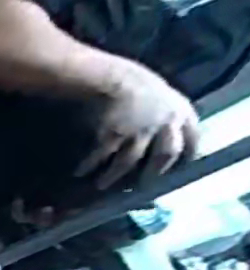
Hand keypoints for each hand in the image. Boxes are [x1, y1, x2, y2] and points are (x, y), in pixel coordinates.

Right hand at [79, 62, 200, 188]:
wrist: (110, 80)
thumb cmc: (135, 91)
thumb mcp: (164, 102)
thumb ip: (168, 121)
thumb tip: (164, 144)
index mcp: (182, 116)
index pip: (192, 144)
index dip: (183, 161)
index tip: (170, 174)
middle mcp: (165, 125)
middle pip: (163, 157)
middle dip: (149, 176)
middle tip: (135, 189)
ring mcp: (137, 131)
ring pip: (129, 162)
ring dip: (113, 177)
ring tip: (100, 185)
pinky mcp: (111, 136)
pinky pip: (100, 157)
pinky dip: (88, 167)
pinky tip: (78, 173)